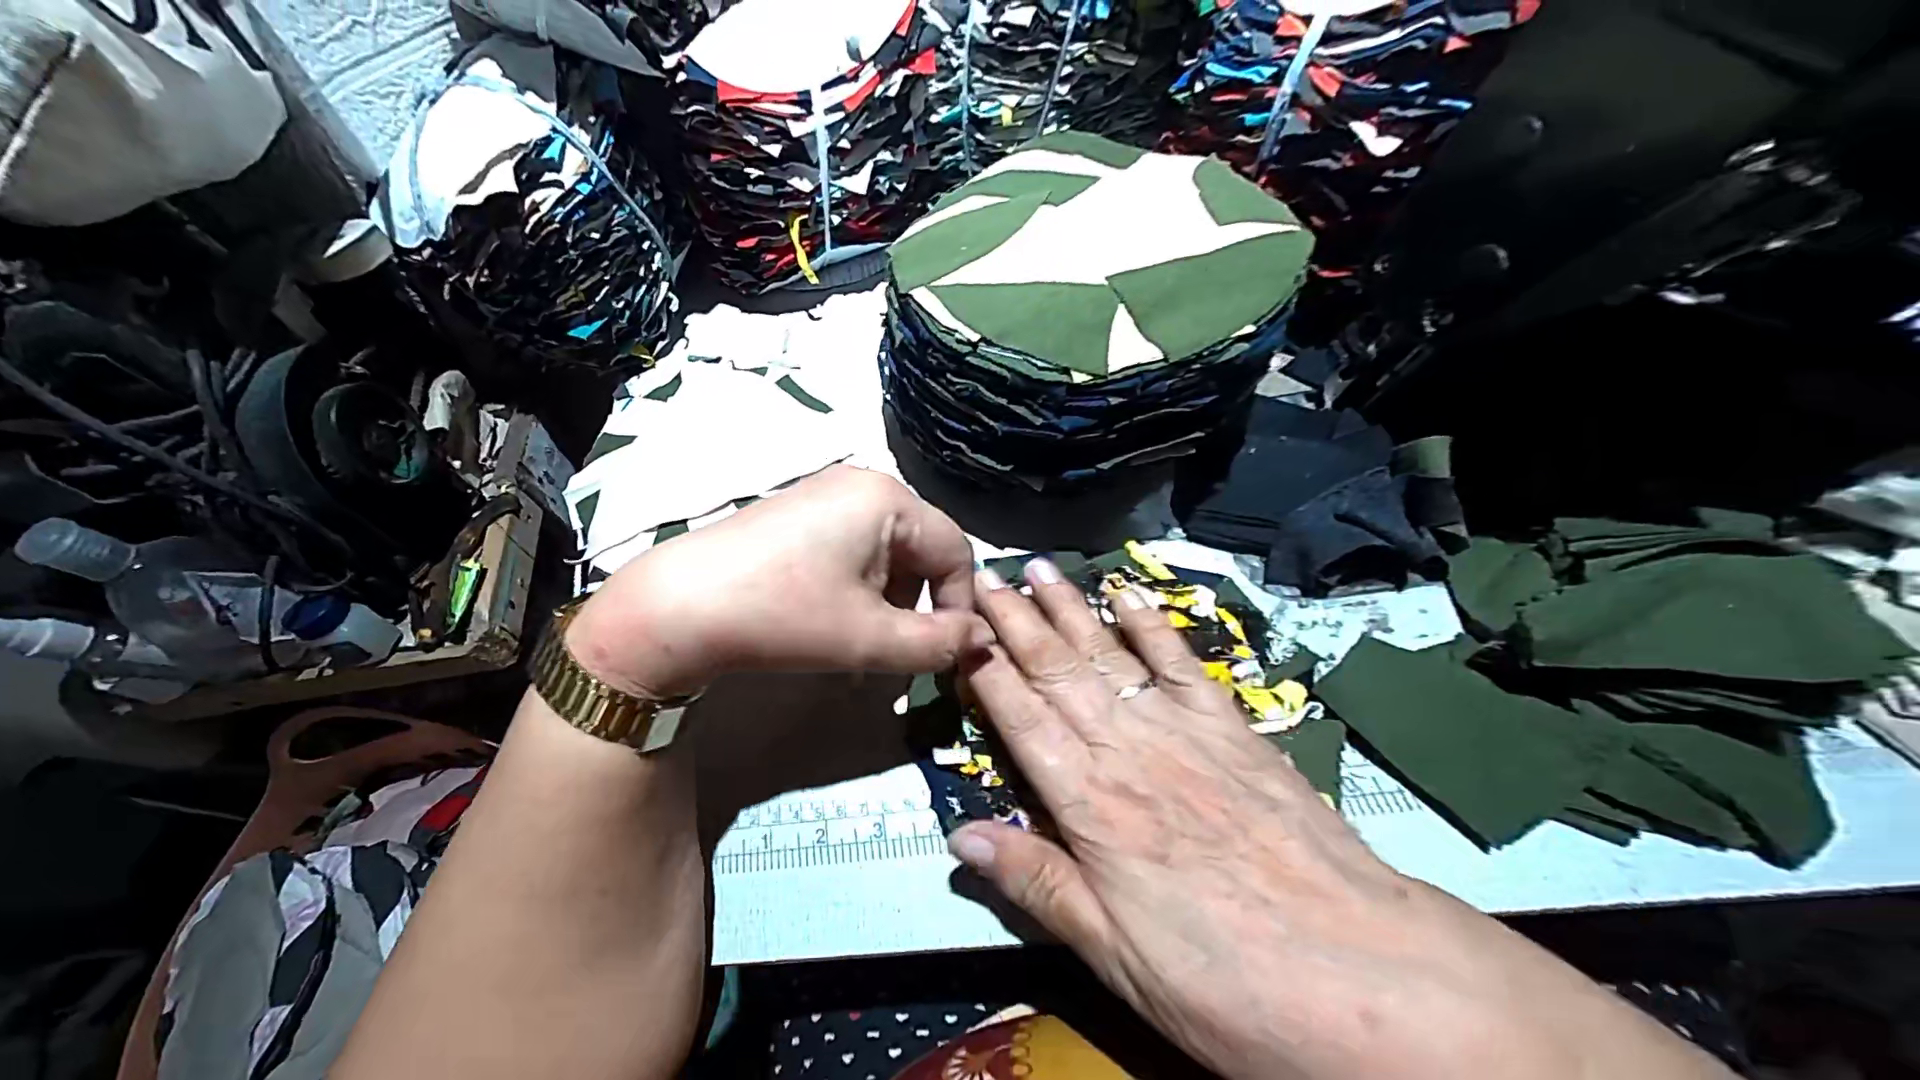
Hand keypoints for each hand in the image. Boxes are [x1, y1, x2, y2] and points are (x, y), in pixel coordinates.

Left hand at [566, 465, 992, 697]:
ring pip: (890, 550)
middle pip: (923, 548)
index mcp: (889, 499)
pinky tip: (834, 619)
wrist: (677, 608)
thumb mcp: (871, 639)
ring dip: (889, 599)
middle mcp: (864, 482)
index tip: (943, 651)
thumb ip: (939, 644)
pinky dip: (859, 585)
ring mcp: (829, 491)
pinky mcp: (803, 509)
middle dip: (919, 603)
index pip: (957, 551)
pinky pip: (856, 545)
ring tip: (861, 643)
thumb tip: (984, 643)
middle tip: (896, 649)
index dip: (958, 605)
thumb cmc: (784, 618)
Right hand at [952, 560, 1733, 1079]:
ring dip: (1071, 609)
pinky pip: (1182, 664)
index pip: (1020, 719)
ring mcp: (1184, 732)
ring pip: (1111, 656)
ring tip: (1039, 569)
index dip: (984, 671)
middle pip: (1059, 672)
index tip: (958, 629)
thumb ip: (1038, 885)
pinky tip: (1128, 595)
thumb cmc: (1226, 982)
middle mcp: (1129, 752)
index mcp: (1091, 807)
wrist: (1369, 979)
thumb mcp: (1116, 957)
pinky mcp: (1234, 729)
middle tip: (984, 576)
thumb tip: (960, 836)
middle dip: (1016, 622)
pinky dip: (1152, 625)